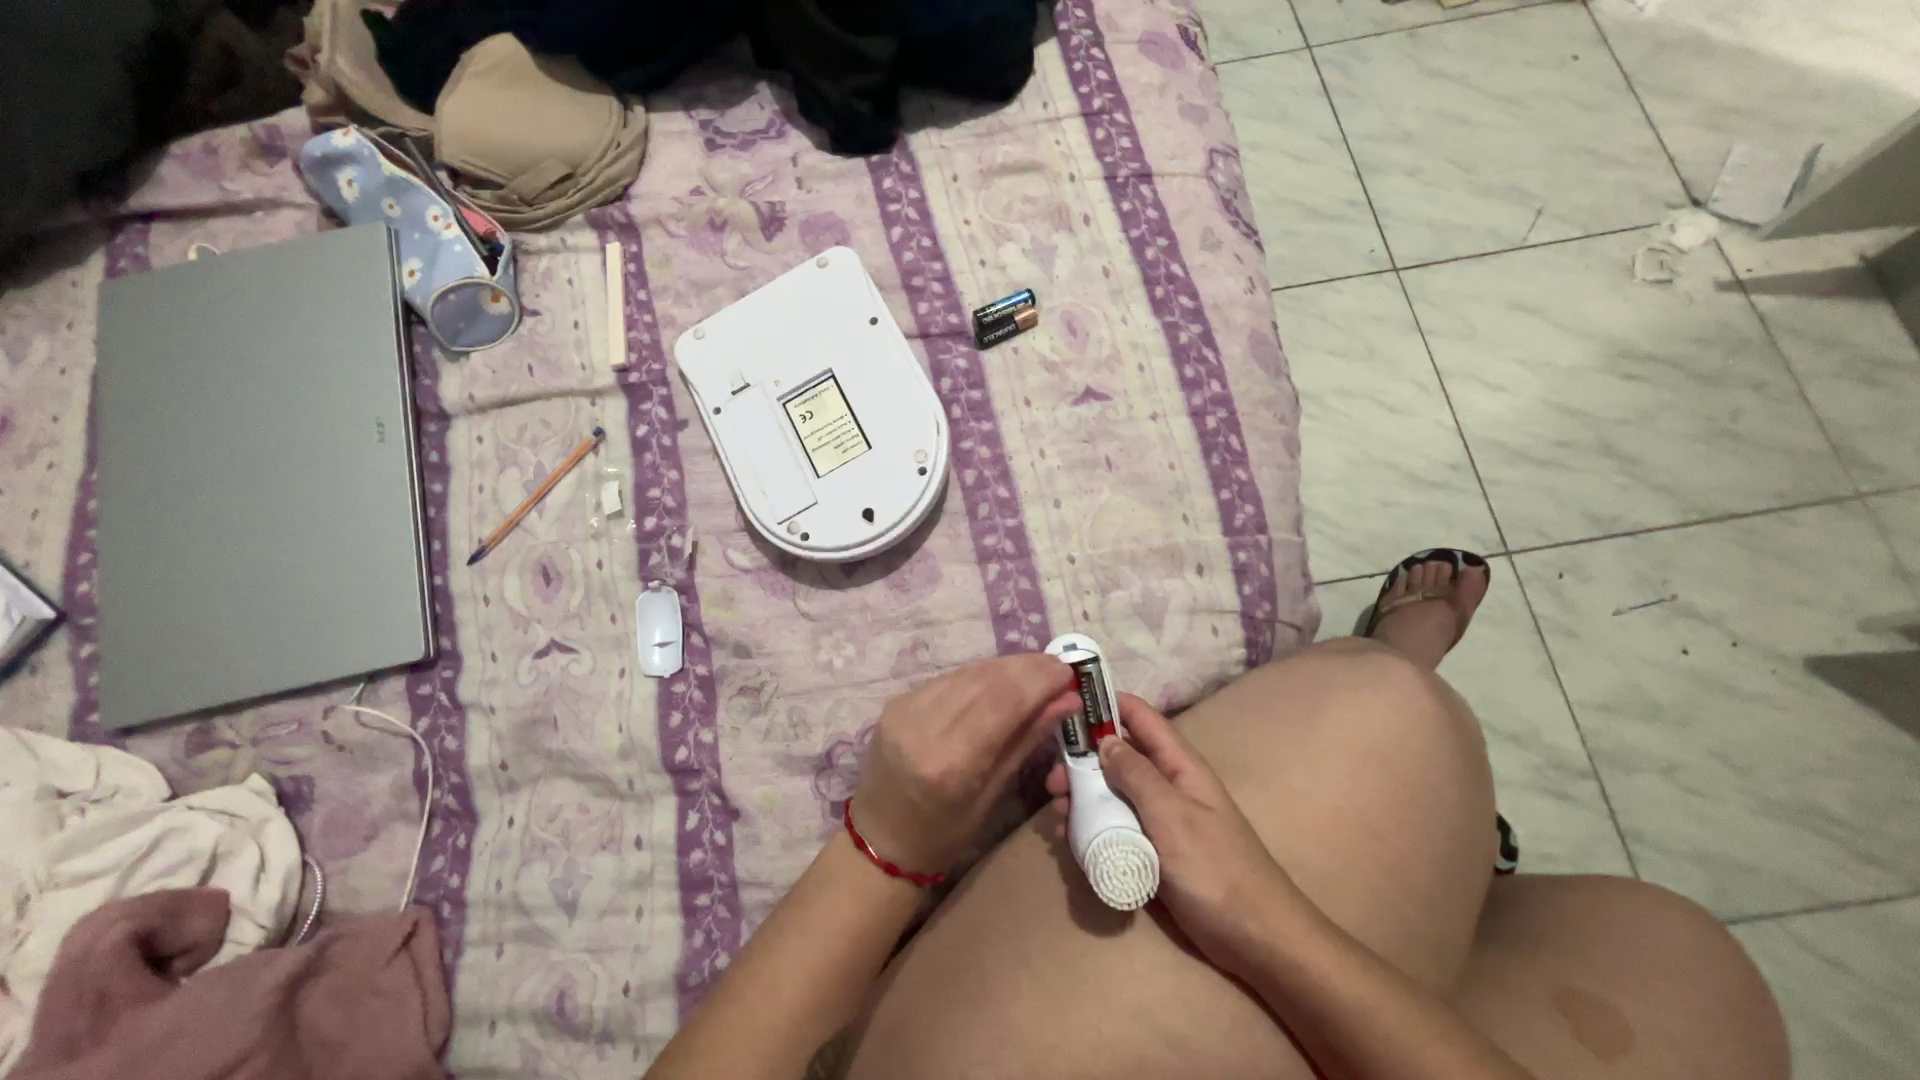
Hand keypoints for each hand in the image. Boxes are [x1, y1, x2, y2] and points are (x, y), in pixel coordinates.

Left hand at [853, 654, 1078, 875]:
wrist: (880, 840)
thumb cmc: (944, 834)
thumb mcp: (993, 796)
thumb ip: (1027, 740)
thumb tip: (1067, 700)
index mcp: (950, 762)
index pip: (1003, 701)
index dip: (1039, 680)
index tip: (1069, 671)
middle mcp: (923, 727)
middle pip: (986, 680)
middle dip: (1028, 668)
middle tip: (1059, 668)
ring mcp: (904, 710)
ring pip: (967, 673)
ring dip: (1006, 667)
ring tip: (1037, 670)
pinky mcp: (895, 702)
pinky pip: (947, 679)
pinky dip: (979, 676)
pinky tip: (1000, 680)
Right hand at [1045, 694, 1303, 973]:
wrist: (1253, 939)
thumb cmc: (1216, 869)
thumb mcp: (1173, 815)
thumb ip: (1137, 775)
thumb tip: (1104, 740)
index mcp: (1179, 766)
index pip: (1141, 718)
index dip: (1107, 704)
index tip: (1066, 702)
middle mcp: (1166, 787)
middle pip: (1117, 759)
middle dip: (1082, 764)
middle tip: (1052, 783)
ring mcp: (1157, 823)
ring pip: (1109, 797)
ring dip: (1081, 801)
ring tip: (1056, 818)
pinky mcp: (1149, 854)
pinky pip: (1112, 832)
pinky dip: (1089, 831)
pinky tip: (1070, 842)